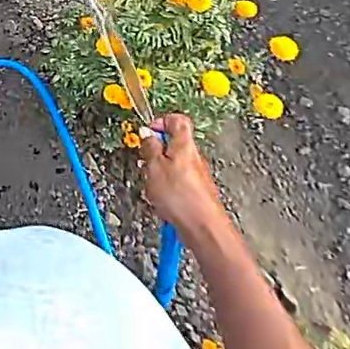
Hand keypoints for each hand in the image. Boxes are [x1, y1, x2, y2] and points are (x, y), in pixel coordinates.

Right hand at [138, 114, 230, 243]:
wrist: (203, 228)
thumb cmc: (181, 198)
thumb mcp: (154, 167)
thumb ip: (149, 147)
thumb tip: (146, 134)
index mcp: (184, 145)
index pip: (178, 120)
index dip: (161, 122)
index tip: (148, 132)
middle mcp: (193, 157)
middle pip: (174, 143)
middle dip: (156, 151)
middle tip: (147, 161)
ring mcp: (196, 175)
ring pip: (174, 163)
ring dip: (160, 171)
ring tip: (153, 184)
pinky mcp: (196, 191)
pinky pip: (177, 181)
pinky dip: (167, 187)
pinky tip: (162, 199)